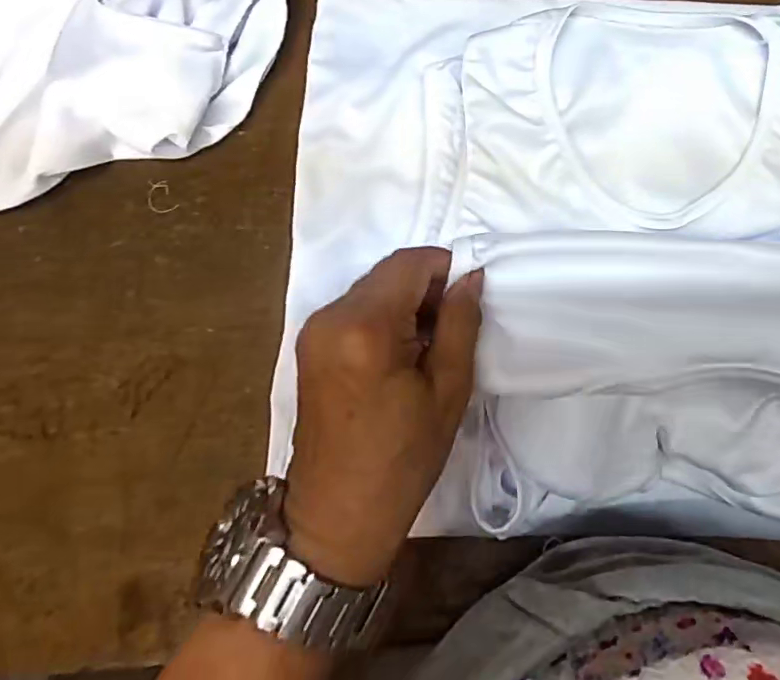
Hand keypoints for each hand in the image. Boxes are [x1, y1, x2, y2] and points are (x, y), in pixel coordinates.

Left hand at [284, 248, 482, 586]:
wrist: (336, 517)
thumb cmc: (403, 458)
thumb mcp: (449, 389)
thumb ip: (461, 322)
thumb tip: (470, 278)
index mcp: (365, 328)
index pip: (410, 262)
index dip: (446, 268)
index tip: (467, 300)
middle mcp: (330, 318)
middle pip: (389, 271)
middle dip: (427, 286)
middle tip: (452, 327)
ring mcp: (314, 331)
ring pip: (374, 287)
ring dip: (407, 301)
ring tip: (429, 345)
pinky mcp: (310, 345)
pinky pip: (356, 308)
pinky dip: (385, 316)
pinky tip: (401, 353)